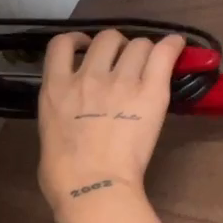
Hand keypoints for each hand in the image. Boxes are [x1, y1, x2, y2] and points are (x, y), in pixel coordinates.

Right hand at [36, 30, 186, 215]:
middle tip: (121, 63)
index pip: (61, 43)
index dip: (76, 40)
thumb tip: (74, 110)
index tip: (84, 49)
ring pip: (139, 44)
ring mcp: (120, 82)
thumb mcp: (48, 130)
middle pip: (107, 38)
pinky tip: (174, 51)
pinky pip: (165, 52)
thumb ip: (62, 110)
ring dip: (142, 52)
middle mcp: (87, 76)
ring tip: (146, 67)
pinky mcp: (151, 91)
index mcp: (55, 88)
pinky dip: (172, 47)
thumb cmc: (61, 172)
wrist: (91, 183)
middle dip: (115, 46)